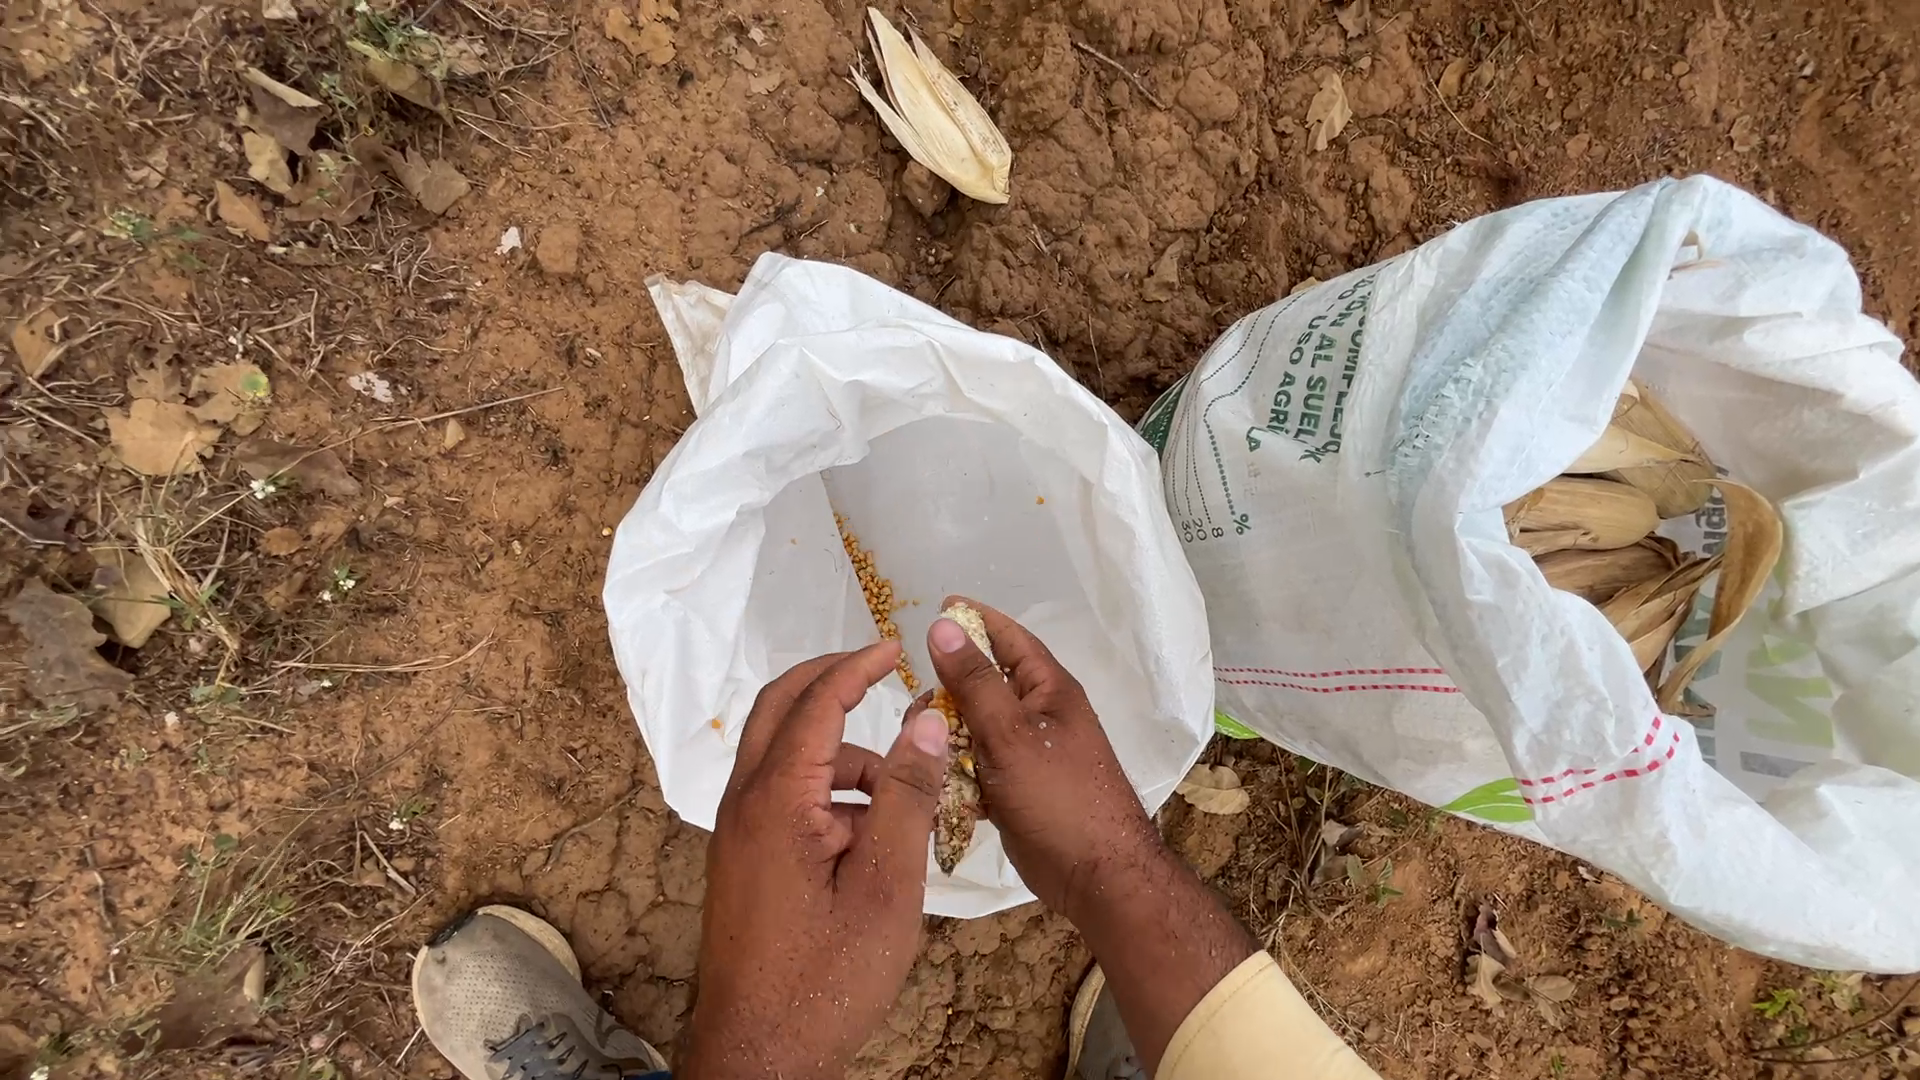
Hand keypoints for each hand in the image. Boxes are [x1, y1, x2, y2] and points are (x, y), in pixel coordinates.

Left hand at [681, 642, 950, 1079]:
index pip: (816, 702)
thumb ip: (907, 795)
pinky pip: (784, 791)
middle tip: (880, 670)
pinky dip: (828, 787)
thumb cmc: (827, 975)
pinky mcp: (745, 854)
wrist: (758, 1060)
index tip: (896, 645)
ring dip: (839, 747)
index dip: (858, 666)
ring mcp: (739, 828)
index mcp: (777, 798)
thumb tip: (928, 721)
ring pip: (784, 750)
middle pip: (778, 705)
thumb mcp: (886, 884)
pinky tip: (871, 831)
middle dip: (830, 679)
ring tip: (899, 790)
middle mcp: (746, 800)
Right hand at [923, 600, 1161, 921]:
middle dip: (947, 691)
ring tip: (923, 751)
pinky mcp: (1016, 786)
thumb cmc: (1058, 796)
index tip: (938, 607)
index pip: (1008, 637)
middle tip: (918, 710)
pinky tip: (936, 785)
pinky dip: (957, 770)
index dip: (974, 620)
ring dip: (947, 735)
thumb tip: (943, 624)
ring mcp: (1028, 751)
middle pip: (983, 684)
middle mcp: (1038, 713)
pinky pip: (978, 764)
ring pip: (974, 727)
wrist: (1098, 878)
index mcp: (1047, 688)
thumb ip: (974, 680)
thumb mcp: (1010, 732)